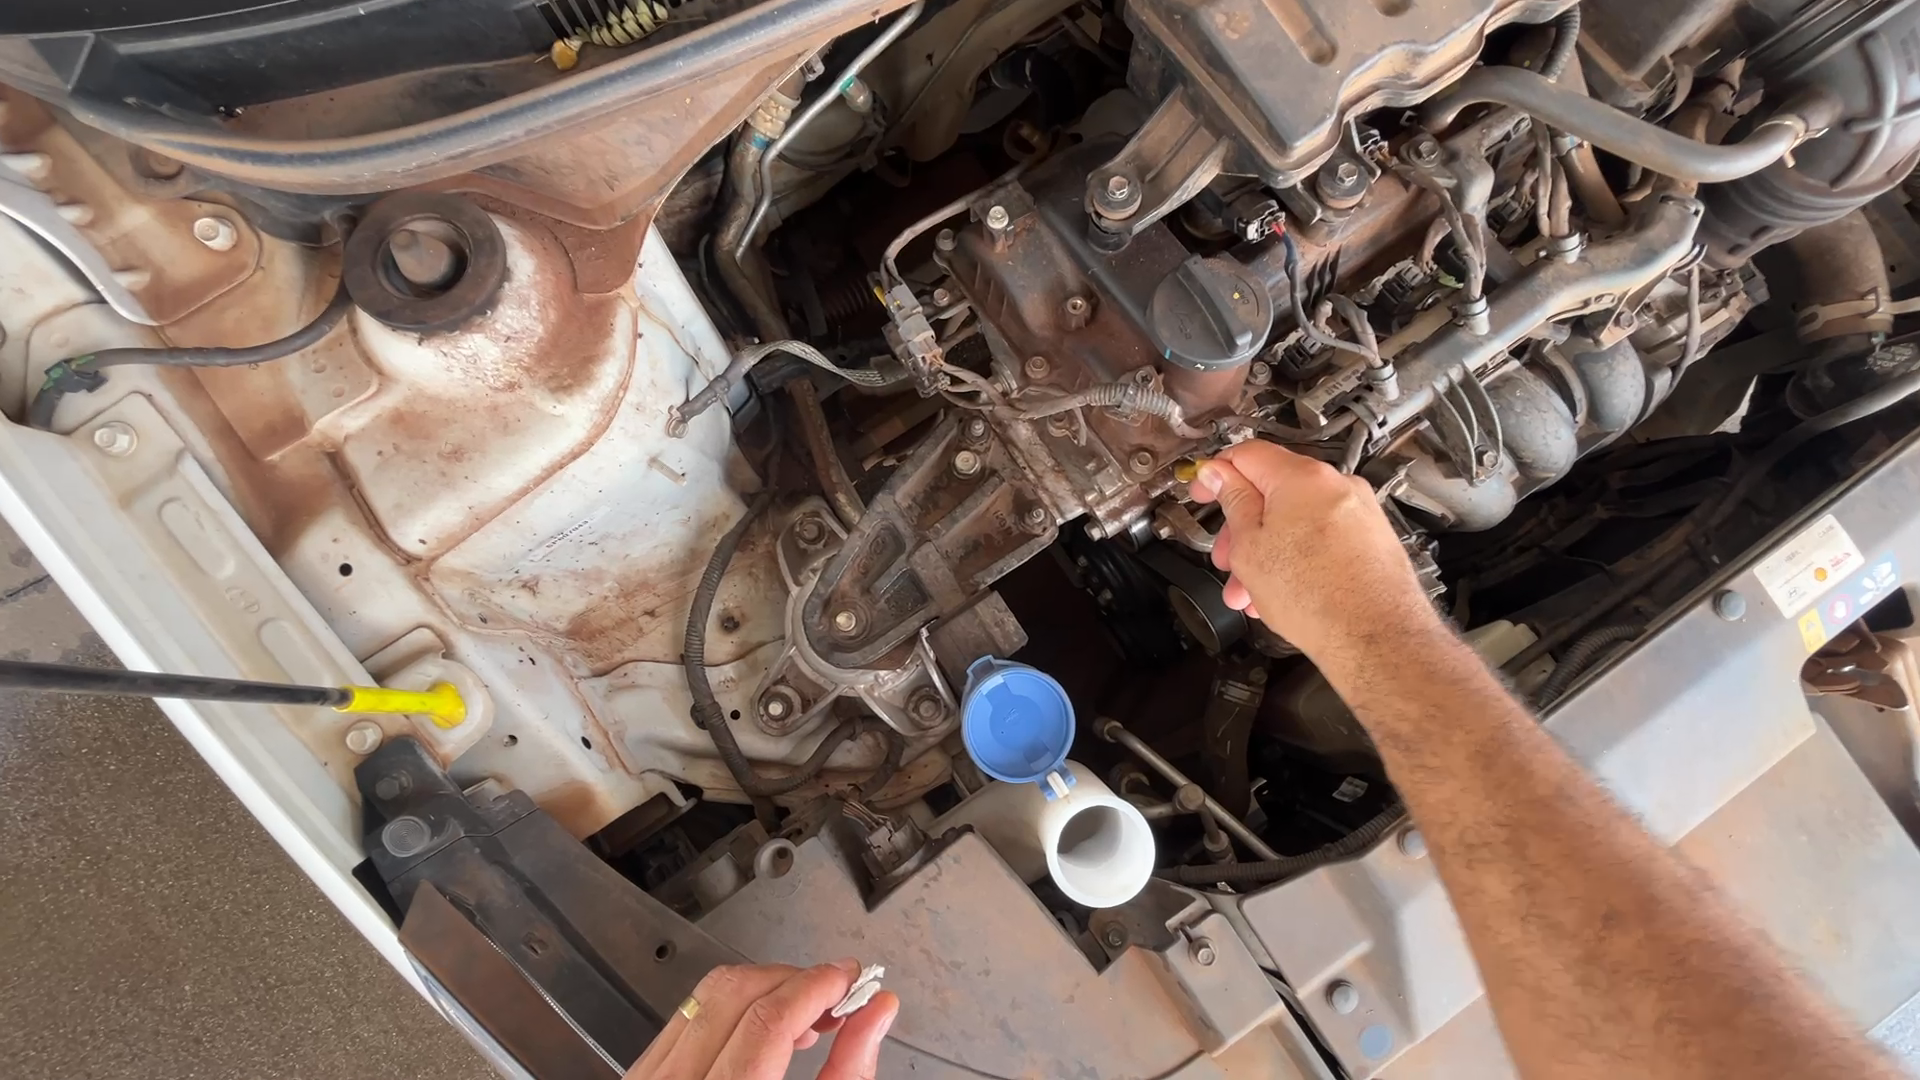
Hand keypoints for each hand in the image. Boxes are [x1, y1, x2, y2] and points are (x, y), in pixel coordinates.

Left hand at [625, 961, 898, 1079]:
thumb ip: (848, 1075)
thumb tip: (877, 1011)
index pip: (767, 1024)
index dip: (816, 987)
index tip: (850, 979)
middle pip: (735, 994)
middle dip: (795, 980)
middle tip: (836, 994)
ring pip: (709, 996)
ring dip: (767, 989)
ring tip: (807, 1014)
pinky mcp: (641, 1079)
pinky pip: (689, 1016)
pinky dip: (735, 1008)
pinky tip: (765, 1030)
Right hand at [1189, 441, 1441, 664]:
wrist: (1374, 638)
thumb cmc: (1314, 596)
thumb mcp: (1249, 546)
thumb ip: (1232, 502)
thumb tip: (1219, 475)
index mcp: (1302, 477)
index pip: (1247, 454)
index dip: (1216, 472)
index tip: (1203, 490)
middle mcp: (1336, 485)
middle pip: (1271, 492)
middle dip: (1240, 527)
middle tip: (1224, 556)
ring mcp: (1357, 512)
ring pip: (1293, 521)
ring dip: (1263, 550)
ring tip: (1247, 589)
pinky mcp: (1369, 539)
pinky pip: (1318, 538)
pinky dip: (1293, 557)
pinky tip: (1278, 590)